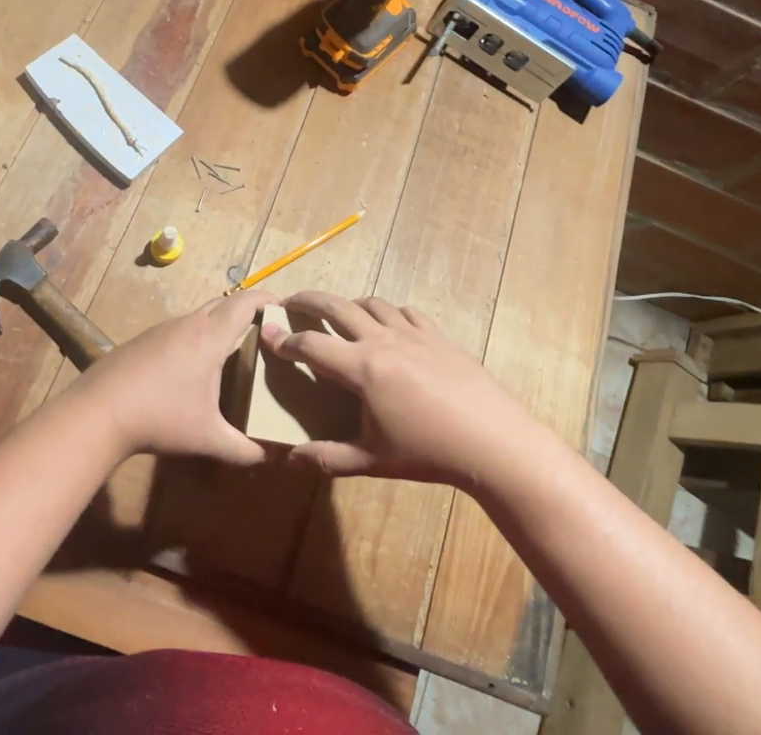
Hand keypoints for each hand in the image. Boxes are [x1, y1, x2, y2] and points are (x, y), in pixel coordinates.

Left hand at [70, 291, 273, 466]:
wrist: (97, 413)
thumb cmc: (160, 418)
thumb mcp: (207, 438)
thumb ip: (242, 449)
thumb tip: (268, 458)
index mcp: (210, 337)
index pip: (245, 303)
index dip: (267, 299)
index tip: (284, 306)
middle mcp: (187, 325)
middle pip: (223, 303)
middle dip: (246, 310)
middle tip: (265, 329)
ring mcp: (160, 330)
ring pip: (198, 316)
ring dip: (218, 324)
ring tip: (233, 348)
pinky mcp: (141, 341)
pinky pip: (178, 330)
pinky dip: (195, 337)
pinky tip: (193, 366)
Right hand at [262, 291, 545, 490]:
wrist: (493, 440)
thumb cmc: (428, 452)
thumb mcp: (372, 461)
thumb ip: (327, 458)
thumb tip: (289, 460)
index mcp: (363, 369)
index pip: (312, 345)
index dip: (285, 340)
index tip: (267, 333)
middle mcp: (384, 340)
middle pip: (337, 307)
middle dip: (308, 301)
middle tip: (290, 301)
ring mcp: (414, 334)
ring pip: (373, 304)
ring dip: (349, 304)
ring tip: (338, 314)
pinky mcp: (438, 336)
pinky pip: (405, 312)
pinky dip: (386, 312)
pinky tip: (387, 325)